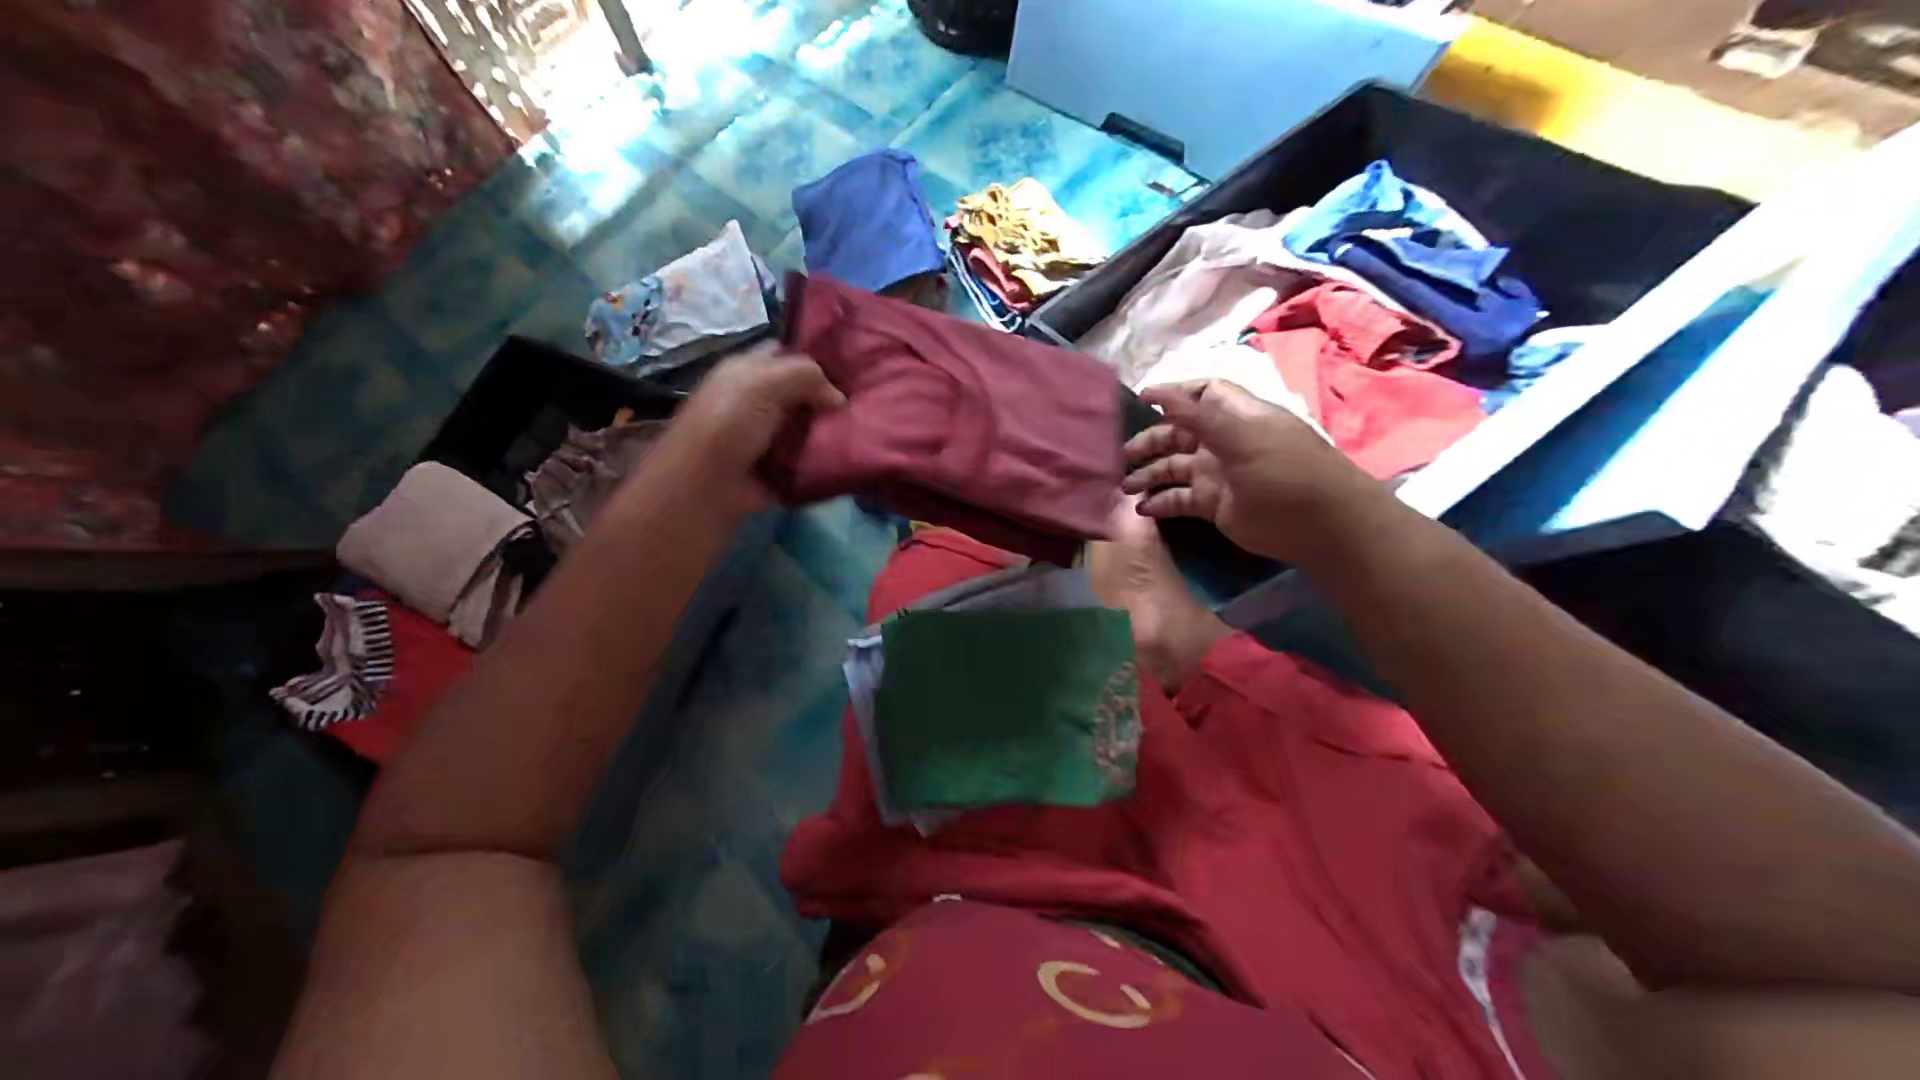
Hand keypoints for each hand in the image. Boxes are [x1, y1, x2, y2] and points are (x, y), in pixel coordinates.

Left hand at [648, 341, 845, 513]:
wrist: (704, 488)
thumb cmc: (728, 425)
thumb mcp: (763, 384)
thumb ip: (805, 376)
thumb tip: (839, 398)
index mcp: (749, 371)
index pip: (789, 355)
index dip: (818, 359)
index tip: (853, 369)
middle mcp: (760, 401)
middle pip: (806, 393)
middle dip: (832, 398)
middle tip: (863, 404)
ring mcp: (771, 437)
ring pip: (812, 427)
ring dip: (833, 431)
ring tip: (864, 432)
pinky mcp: (781, 468)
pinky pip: (812, 459)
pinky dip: (827, 460)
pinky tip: (850, 456)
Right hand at [1120, 380, 1385, 562]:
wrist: (1320, 524)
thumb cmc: (1283, 470)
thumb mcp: (1240, 436)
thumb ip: (1196, 414)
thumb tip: (1157, 393)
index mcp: (1235, 416)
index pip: (1201, 395)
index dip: (1173, 395)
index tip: (1142, 399)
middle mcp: (1223, 441)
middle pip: (1179, 433)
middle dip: (1151, 440)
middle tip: (1123, 455)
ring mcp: (1217, 474)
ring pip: (1174, 467)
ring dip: (1148, 474)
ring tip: (1125, 486)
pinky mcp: (1213, 505)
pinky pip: (1179, 499)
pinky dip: (1160, 502)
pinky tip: (1142, 508)